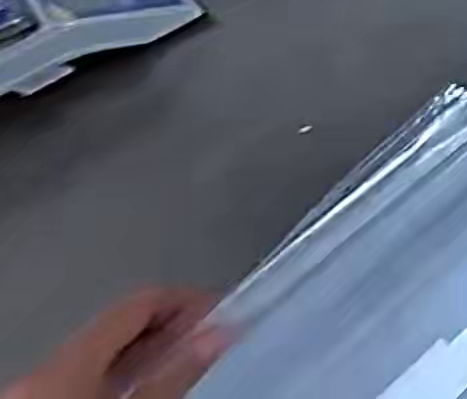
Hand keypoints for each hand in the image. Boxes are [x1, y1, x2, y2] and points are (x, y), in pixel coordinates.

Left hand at [3, 289, 223, 398]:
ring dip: (137, 358)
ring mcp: (18, 398)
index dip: (186, 303)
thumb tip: (221, 331)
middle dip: (163, 332)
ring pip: (90, 360)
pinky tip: (129, 395)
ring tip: (168, 374)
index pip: (139, 303)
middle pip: (112, 330)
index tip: (216, 319)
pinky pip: (68, 383)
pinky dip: (108, 381)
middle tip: (200, 345)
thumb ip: (176, 372)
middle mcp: (31, 378)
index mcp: (62, 367)